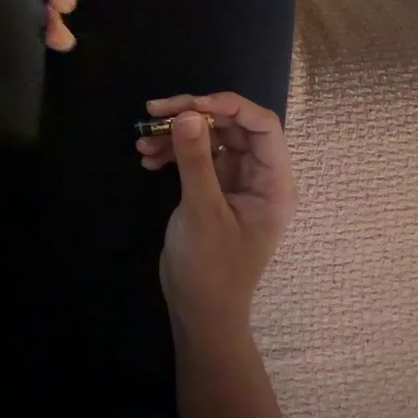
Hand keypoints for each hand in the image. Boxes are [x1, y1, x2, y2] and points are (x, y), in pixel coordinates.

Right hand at [144, 95, 295, 330]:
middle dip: (192, 115)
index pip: (262, 125)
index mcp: (274, 183)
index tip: (188, 105)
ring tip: (143, 141)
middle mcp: (258, 176)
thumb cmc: (211, 267)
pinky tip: (148, 158)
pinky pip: (195, 155)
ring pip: (209, 137)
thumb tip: (187, 113)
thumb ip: (196, 160)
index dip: (228, 105)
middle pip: (231, 125)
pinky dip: (171, 151)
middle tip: (154, 112)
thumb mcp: (202, 211)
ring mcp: (235, 182)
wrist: (198, 312)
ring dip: (176, 133)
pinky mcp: (212, 188)